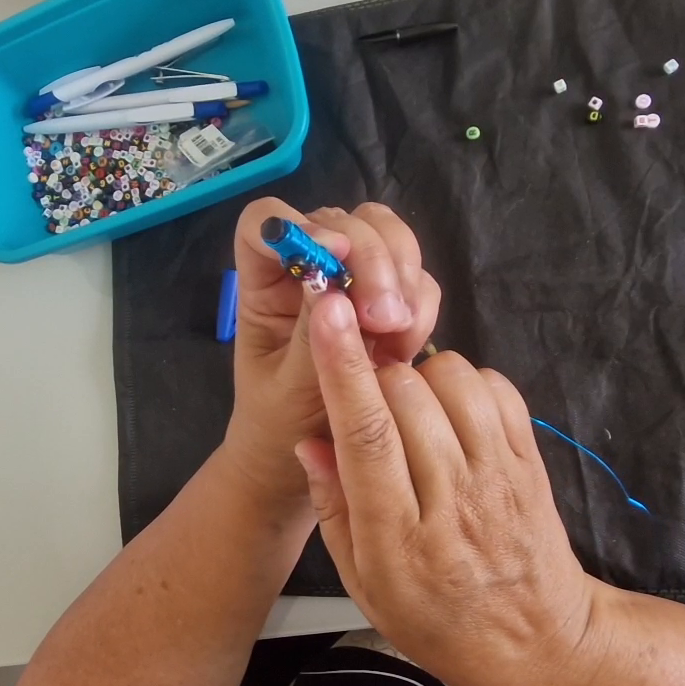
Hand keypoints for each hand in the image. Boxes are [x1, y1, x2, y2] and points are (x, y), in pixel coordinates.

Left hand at [225, 199, 440, 502]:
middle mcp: (308, 271)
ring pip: (388, 237)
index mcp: (264, 285)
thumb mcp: (290, 389)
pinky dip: (421, 305)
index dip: (295, 224)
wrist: (317, 464)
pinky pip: (416, 280)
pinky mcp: (390, 303)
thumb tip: (330, 279)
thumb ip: (312, 337)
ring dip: (402, 276)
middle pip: (345, 221)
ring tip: (396, 336)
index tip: (332, 254)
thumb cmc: (283, 426)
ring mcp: (354, 283)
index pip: (265, 222)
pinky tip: (405, 350)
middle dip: (371, 257)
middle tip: (382, 318)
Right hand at [294, 292, 601, 685]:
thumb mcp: (364, 584)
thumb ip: (333, 507)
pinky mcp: (533, 461)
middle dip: (374, 371)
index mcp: (399, 538)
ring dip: (419, 375)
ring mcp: (501, 476)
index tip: (327, 313)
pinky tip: (451, 412)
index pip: (367, 436)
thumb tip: (307, 437)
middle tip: (365, 391)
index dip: (343, 369)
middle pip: (408, 396)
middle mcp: (453, 499)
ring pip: (455, 381)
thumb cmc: (435, 619)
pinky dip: (465, 381)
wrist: (540, 645)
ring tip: (409, 406)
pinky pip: (496, 388)